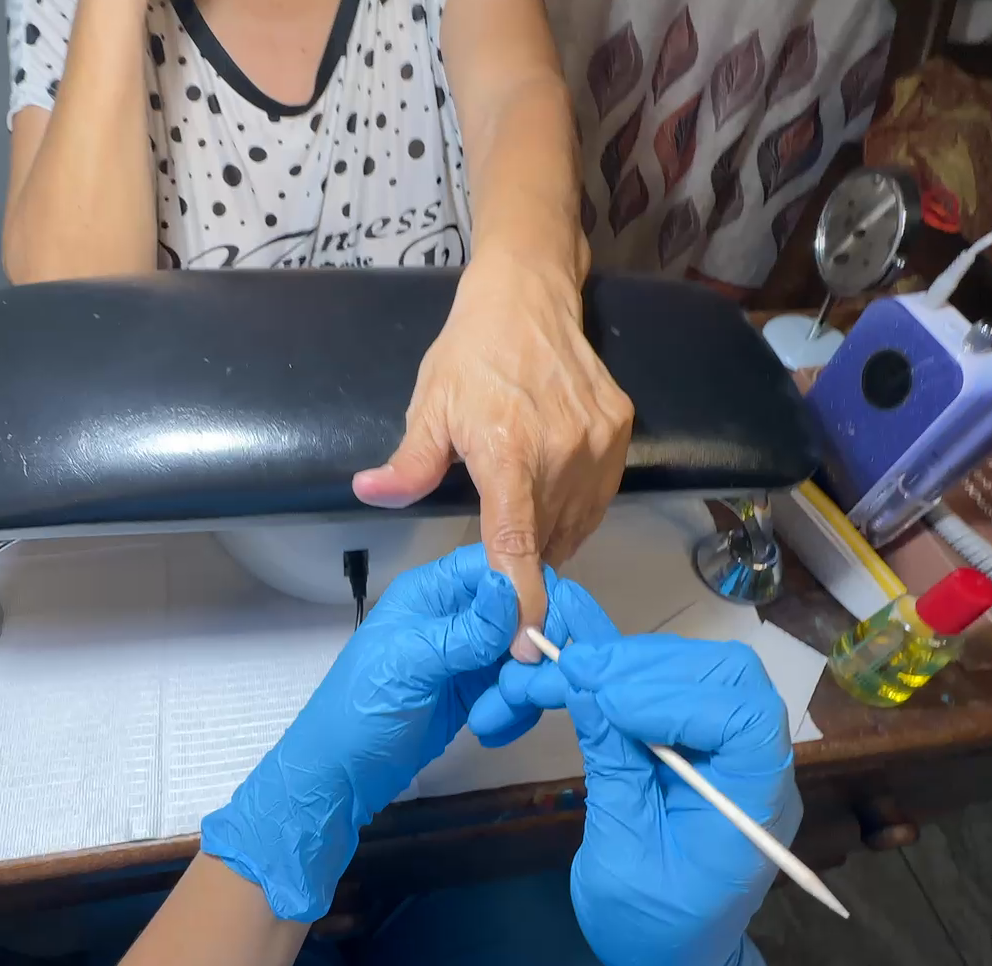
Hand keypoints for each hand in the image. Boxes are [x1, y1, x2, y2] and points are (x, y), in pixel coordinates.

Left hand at [200, 544, 517, 921]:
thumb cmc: (362, 710)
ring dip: (521, 688)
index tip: (537, 632)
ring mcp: (470, 654)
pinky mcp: (478, 690)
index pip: (495, 565)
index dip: (526, 589)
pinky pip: (518, 687)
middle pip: (523, 608)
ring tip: (488, 719)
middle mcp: (456, 614)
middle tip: (523, 685)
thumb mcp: (411, 664)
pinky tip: (489, 730)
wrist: (343, 777)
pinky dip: (515, 710)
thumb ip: (465, 630)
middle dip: (531, 649)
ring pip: (527, 653)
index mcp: (432, 591)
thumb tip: (511, 585)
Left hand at [352, 260, 632, 661]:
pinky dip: (574, 511)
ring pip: (576, 525)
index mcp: (507, 453)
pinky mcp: (622, 434)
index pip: (517, 540)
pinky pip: (599, 499)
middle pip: (547, 541)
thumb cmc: (471, 352)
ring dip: (549, 536)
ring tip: (522, 511)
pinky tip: (550, 493)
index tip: (526, 643)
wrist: (529, 296)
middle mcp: (562, 455)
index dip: (522, 596)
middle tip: (498, 547)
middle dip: (523, 559)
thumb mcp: (429, 405)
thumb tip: (369, 494)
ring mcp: (599, 445)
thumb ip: (408, 463)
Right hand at [498, 581, 799, 965]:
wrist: (674, 959)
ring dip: (638, 661)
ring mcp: (733, 750)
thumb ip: (612, 768)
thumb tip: (583, 689)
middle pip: (730, 676)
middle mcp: (756, 767)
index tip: (603, 700)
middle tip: (577, 669)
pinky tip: (594, 678)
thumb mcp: (619, 855)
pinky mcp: (704, 742)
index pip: (743, 719)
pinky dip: (635, 671)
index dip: (674, 696)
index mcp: (752, 807)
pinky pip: (681, 684)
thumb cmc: (649, 927)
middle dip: (650, 664)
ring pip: (705, 669)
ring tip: (577, 670)